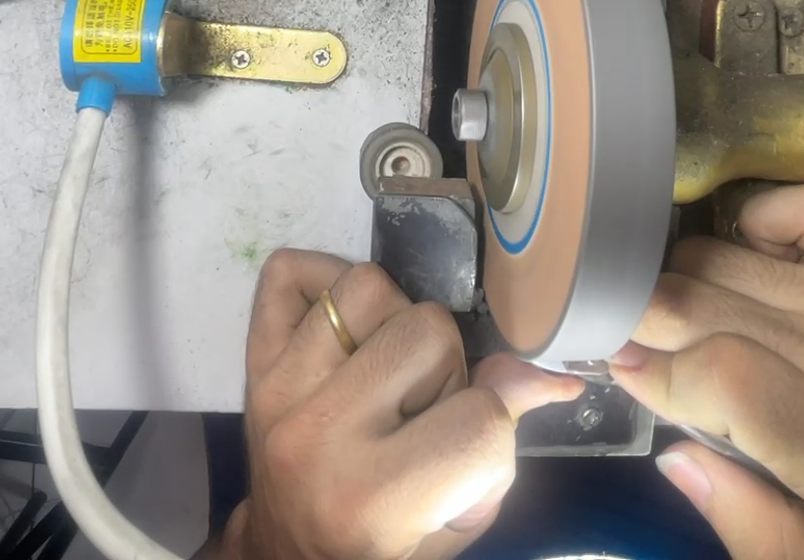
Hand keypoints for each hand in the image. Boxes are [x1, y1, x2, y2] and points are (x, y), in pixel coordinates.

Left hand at [218, 250, 582, 559]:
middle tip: (423, 406)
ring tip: (384, 367)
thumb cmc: (383, 548)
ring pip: (367, 286)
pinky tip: (343, 327)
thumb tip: (551, 375)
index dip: (492, 425)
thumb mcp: (454, 522)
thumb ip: (498, 444)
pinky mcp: (252, 359)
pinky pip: (288, 271)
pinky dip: (323, 281)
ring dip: (392, 320)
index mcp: (372, 501)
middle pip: (427, 328)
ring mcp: (276, 390)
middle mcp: (315, 438)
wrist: (288, 555)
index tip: (466, 448)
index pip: (481, 417)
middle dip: (444, 365)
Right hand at [611, 185, 803, 559]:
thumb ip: (754, 528)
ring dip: (674, 274)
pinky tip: (743, 253)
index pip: (699, 369)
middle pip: (693, 295)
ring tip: (658, 304)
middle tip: (614, 331)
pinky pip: (801, 208)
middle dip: (635, 311)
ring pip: (723, 254)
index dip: (642, 367)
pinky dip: (756, 218)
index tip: (614, 371)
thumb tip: (671, 458)